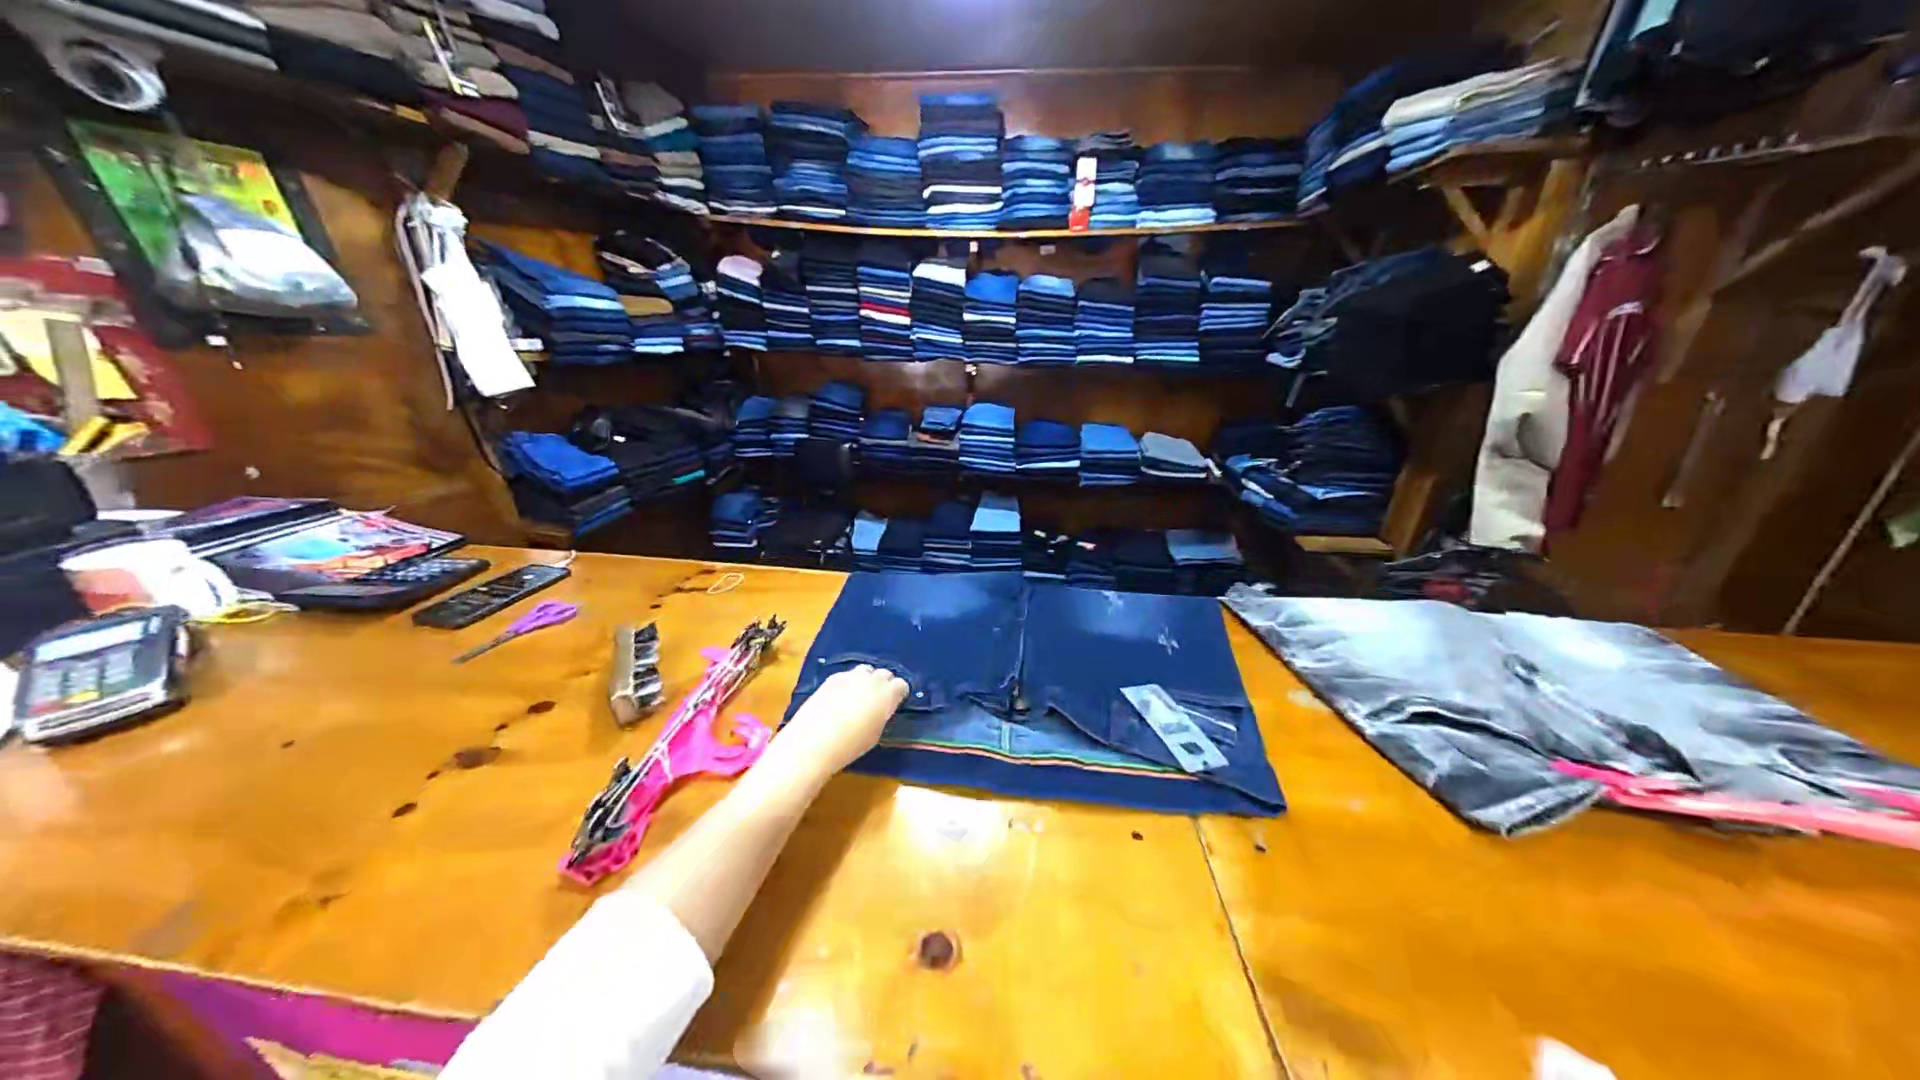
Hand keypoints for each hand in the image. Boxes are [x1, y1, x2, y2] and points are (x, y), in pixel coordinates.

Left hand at [758, 665, 908, 791]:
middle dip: (884, 684)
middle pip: (885, 673)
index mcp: (888, 694)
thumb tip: (881, 709)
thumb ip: (882, 714)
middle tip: (878, 700)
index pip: (901, 685)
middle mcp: (872, 679)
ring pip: (866, 670)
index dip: (899, 694)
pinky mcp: (833, 677)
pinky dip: (849, 683)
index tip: (894, 703)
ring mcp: (851, 676)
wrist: (814, 741)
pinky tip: (840, 697)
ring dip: (867, 679)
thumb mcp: (876, 733)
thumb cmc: (850, 745)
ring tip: (859, 696)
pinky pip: (848, 675)